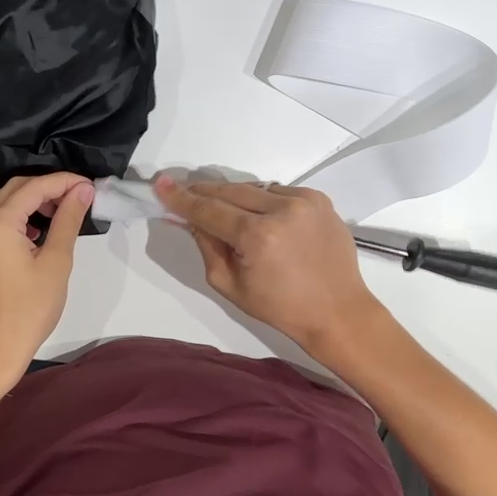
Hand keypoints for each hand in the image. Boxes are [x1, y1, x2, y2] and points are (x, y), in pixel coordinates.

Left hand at [0, 173, 94, 382]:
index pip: (34, 187)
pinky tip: (44, 227)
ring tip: (66, 209)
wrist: (2, 342)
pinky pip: (1, 218)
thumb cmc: (31, 307)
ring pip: (8, 201)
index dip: (64, 181)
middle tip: (80, 195)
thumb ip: (68, 219)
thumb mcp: (57, 260)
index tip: (91, 185)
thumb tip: (83, 191)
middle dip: (50, 187)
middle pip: (18, 188)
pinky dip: (23, 214)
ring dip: (36, 199)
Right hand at [152, 175, 382, 351]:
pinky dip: (263, 201)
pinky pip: (278, 192)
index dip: (181, 198)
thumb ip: (206, 246)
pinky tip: (260, 218)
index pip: (209, 210)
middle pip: (230, 191)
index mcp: (257, 236)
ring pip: (254, 188)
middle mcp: (281, 210)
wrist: (336, 311)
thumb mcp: (228, 284)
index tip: (160, 185)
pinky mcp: (319, 199)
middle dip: (203, 191)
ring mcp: (304, 201)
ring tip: (223, 211)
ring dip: (234, 197)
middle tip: (181, 190)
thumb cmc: (279, 307)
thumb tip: (190, 219)